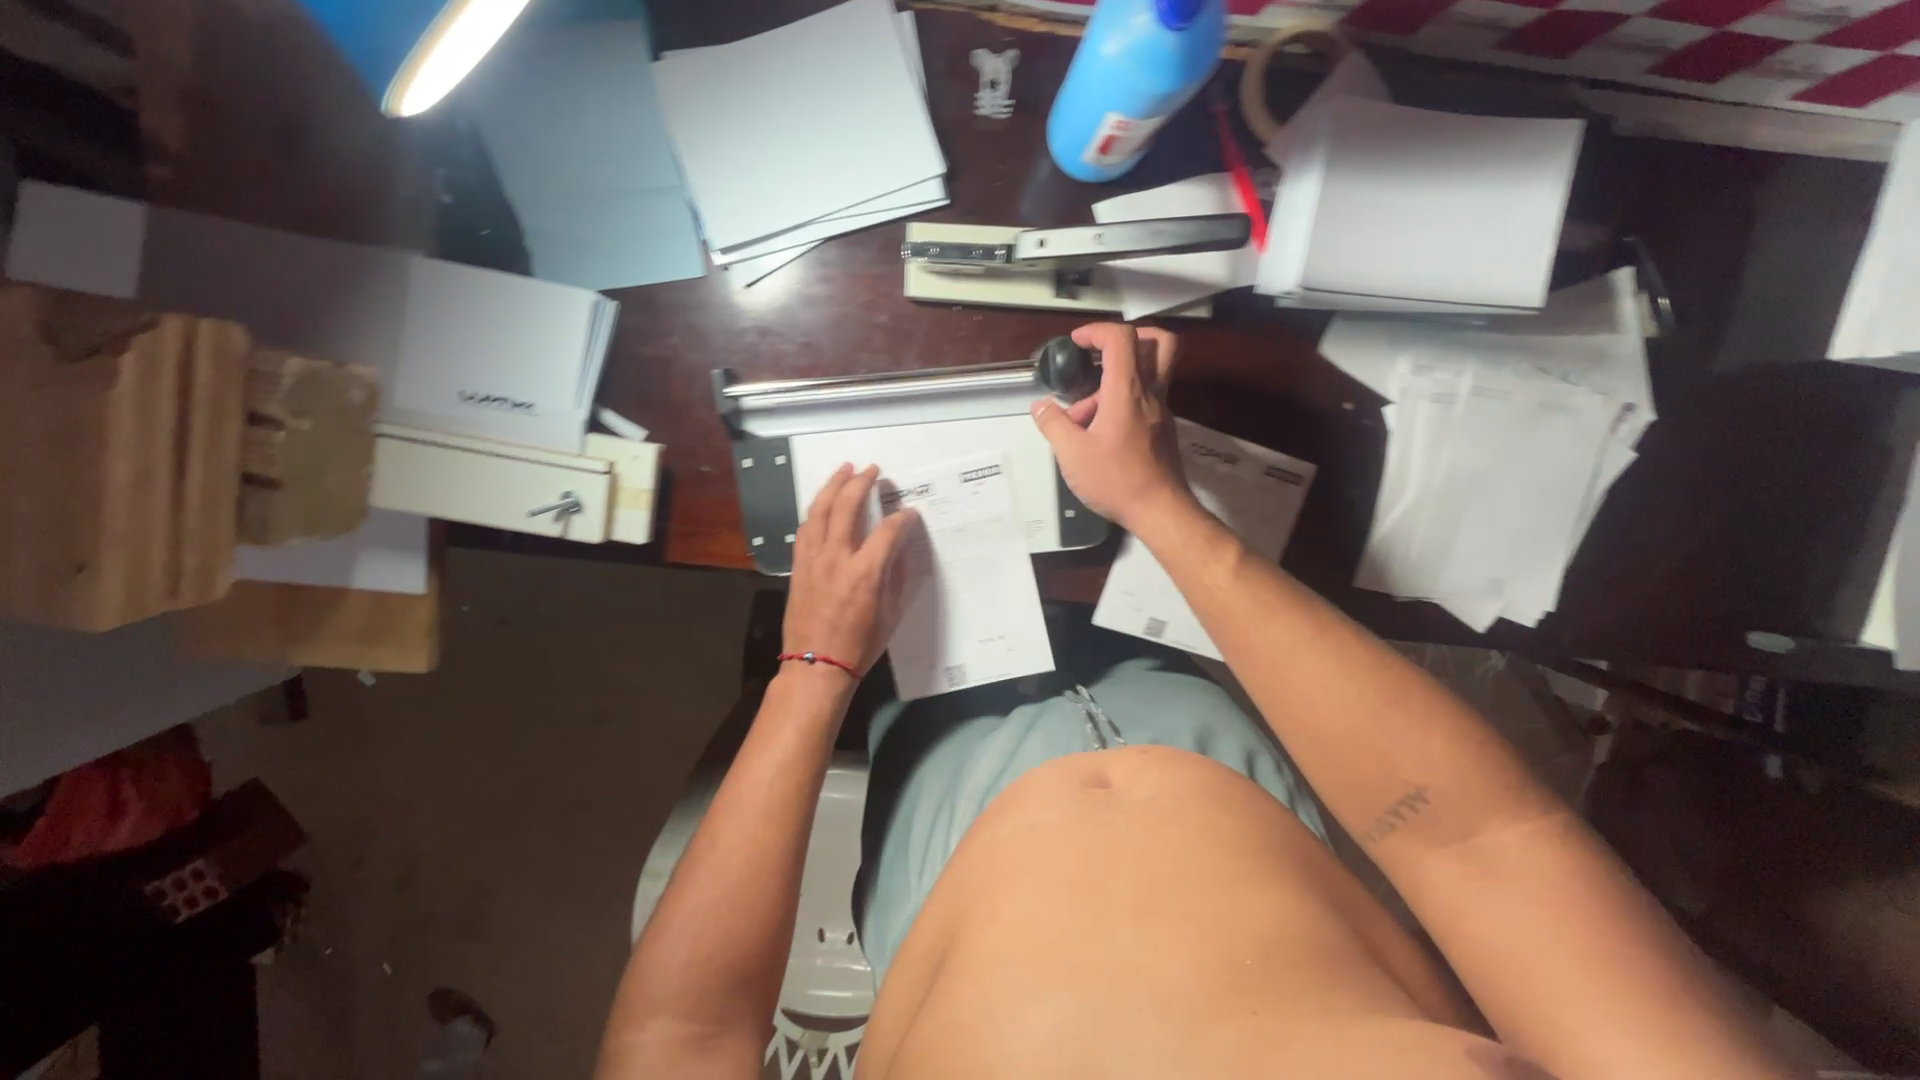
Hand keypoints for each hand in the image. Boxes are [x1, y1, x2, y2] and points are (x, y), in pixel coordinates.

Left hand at [784, 464, 919, 677]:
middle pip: (848, 506)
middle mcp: (837, 558)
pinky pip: (806, 528)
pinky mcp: (798, 565)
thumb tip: (900, 549)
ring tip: (844, 470)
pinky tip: (823, 504)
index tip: (910, 513)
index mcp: (866, 572)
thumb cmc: (860, 645)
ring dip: (833, 486)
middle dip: (861, 483)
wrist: (816, 665)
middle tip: (872, 470)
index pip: (888, 530)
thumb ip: (896, 576)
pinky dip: (816, 511)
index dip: (902, 518)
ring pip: (820, 510)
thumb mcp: (891, 614)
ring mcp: (813, 559)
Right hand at [1030, 323, 1194, 530]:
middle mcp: (1150, 394)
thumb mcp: (1072, 454)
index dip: (1097, 331)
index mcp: (1127, 392)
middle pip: (1159, 342)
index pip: (1122, 338)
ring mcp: (1161, 411)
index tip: (1077, 343)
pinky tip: (1099, 431)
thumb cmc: (1116, 480)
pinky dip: (1124, 401)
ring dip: (1119, 377)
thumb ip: (1054, 425)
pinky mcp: (1162, 429)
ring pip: (1150, 373)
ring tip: (1085, 413)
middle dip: (1131, 336)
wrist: (1160, 510)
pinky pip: (1146, 399)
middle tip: (1104, 351)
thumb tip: (1040, 406)